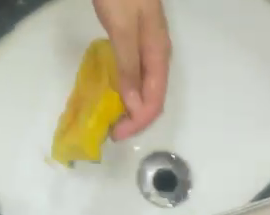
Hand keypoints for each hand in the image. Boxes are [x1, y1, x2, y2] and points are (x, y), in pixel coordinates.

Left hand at [93, 0, 170, 139]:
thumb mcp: (122, 27)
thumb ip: (128, 66)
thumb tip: (132, 105)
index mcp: (157, 54)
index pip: (154, 101)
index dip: (137, 122)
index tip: (116, 133)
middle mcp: (156, 54)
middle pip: (151, 98)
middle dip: (134, 119)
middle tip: (112, 130)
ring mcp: (146, 45)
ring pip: (143, 86)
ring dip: (130, 106)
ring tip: (112, 116)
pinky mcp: (133, 36)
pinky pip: (134, 72)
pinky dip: (124, 86)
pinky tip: (113, 89)